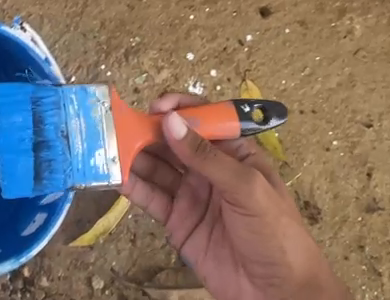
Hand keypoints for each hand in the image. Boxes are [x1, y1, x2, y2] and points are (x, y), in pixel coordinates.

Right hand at [121, 94, 348, 299]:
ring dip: (134, 154)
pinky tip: (116, 175)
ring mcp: (191, 193)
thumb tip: (170, 121)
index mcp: (233, 151)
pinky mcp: (178, 221)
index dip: (178, 108)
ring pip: (157, 165)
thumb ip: (206, 156)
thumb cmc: (276, 234)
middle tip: (121, 126)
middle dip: (147, 130)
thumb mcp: (247, 188)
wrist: (280, 297)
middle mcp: (208, 167)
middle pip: (172, 139)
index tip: (155, 108)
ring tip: (110, 146)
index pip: (202, 118)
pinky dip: (133, 185)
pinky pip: (152, 197)